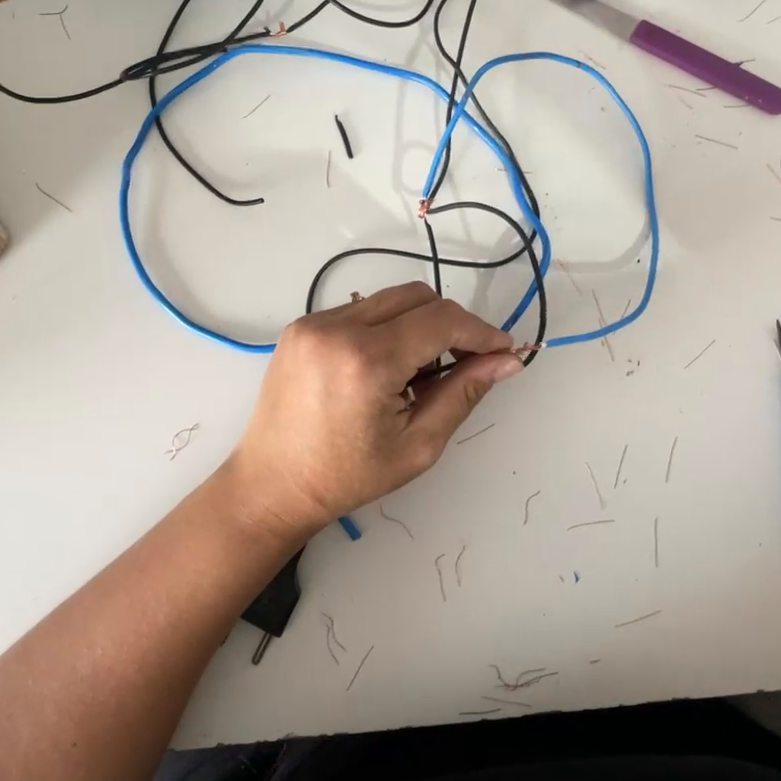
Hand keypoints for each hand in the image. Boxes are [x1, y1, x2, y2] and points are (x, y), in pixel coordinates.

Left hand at [223, 282, 523, 539]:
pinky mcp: (301, 326)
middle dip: (451, 325)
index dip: (480, 332)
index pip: (442, 320)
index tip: (503, 351)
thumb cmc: (346, 476)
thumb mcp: (417, 445)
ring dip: (418, 324)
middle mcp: (337, 328)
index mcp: (367, 360)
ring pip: (389, 299)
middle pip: (418, 297)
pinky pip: (360, 310)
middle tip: (464, 365)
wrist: (272, 483)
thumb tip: (508, 360)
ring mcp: (314, 322)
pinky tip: (385, 368)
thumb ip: (463, 393)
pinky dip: (385, 328)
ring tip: (420, 372)